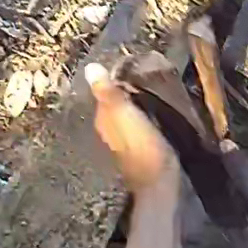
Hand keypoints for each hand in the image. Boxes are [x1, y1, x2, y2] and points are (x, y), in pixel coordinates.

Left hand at [86, 62, 179, 202]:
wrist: (158, 183)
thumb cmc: (142, 146)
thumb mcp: (124, 114)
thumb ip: (107, 92)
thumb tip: (89, 67)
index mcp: (102, 118)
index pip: (105, 90)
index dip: (118, 77)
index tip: (134, 64)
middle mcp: (107, 129)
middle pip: (114, 102)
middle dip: (126, 90)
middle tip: (145, 74)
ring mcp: (121, 141)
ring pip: (124, 114)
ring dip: (134, 104)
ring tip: (151, 89)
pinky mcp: (136, 148)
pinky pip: (135, 125)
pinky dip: (141, 117)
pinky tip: (152, 113)